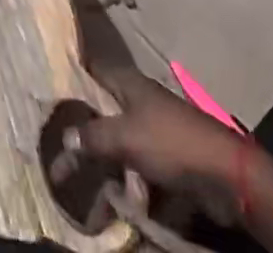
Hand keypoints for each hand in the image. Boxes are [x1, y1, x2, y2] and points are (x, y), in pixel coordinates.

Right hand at [74, 67, 246, 215]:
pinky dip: (124, 185)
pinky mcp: (164, 157)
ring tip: (85, 196)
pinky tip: (116, 203)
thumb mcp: (124, 137)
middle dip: (81, 137)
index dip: (72, 75)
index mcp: (129, 84)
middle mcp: (139, 101)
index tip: (48, 87)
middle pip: (101, 113)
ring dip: (102, 169)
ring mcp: (152, 130)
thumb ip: (92, 135)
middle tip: (58, 158)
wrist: (224, 174)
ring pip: (116, 145)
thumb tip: (66, 136)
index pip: (93, 68)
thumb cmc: (170, 143)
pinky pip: (134, 169)